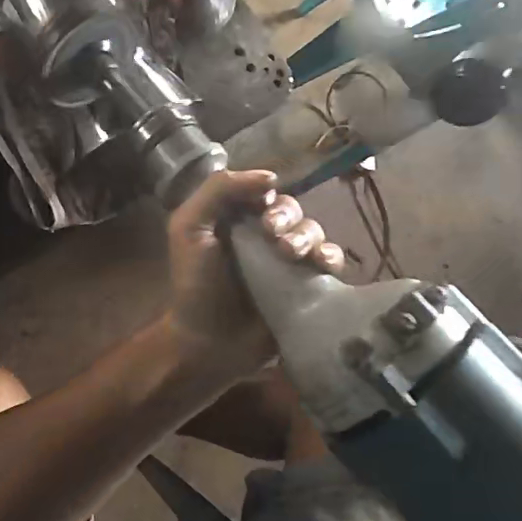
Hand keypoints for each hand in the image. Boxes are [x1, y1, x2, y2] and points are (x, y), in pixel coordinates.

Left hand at [167, 170, 344, 347]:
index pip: (264, 192)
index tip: (262, 211)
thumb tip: (271, 177)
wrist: (209, 343)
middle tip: (274, 236)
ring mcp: (289, 261)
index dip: (268, 196)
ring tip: (291, 255)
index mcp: (238, 218)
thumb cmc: (196, 285)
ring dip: (308, 236)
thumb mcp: (189, 228)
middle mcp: (265, 236)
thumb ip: (218, 191)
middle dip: (288, 218)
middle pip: (292, 210)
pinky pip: (331, 261)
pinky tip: (322, 264)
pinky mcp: (308, 285)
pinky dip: (332, 256)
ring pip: (314, 231)